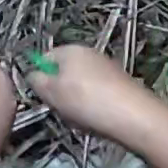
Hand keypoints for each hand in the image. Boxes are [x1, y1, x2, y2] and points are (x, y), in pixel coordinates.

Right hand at [26, 45, 167, 144]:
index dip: (40, 77)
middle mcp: (88, 52)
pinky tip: (96, 119)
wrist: (133, 116)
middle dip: (59, 91)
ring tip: (80, 118)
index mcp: (70, 49)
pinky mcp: (119, 82)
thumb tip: (33, 75)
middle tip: (61, 109)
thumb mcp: (51, 92)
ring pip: (79, 85)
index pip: (44, 58)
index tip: (44, 96)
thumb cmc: (86, 101)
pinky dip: (92, 105)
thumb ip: (36, 81)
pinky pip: (96, 93)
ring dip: (75, 101)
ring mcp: (106, 66)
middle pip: (63, 71)